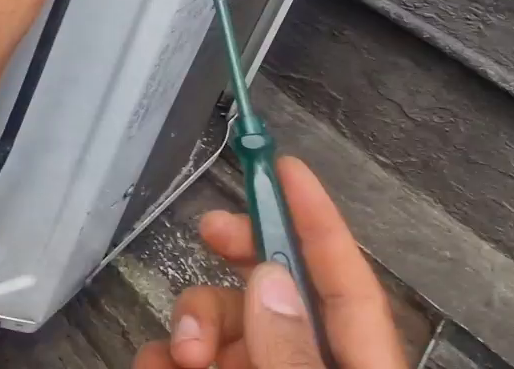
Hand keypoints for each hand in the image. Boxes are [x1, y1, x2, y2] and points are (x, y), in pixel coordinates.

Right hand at [135, 157, 407, 368]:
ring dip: (192, 323)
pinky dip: (166, 357)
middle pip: (274, 289)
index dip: (317, 220)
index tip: (284, 164)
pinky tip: (156, 367)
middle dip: (235, 256)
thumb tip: (269, 276)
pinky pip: (192, 359)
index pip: (347, 283)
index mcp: (357, 366)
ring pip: (225, 324)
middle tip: (207, 231)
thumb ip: (291, 351)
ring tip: (179, 356)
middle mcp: (310, 366)